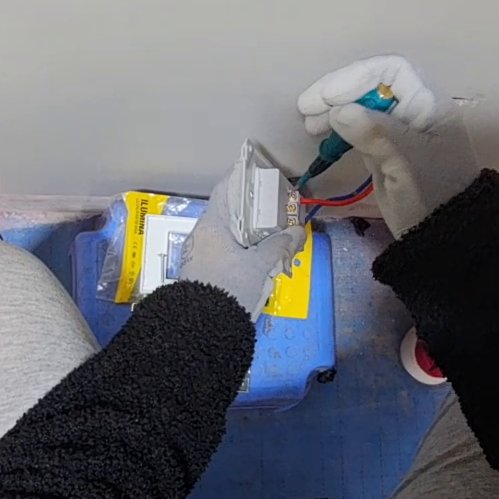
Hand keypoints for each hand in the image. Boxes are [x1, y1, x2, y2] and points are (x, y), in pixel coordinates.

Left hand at [179, 160, 308, 319]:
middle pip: (229, 213)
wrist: (202, 326)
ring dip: (249, 232)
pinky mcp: (205, 273)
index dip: (242, 178)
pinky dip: (243, 249)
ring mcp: (202, 255)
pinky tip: (259, 256)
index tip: (259, 172)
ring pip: (229, 234)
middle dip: (252, 210)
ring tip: (272, 233)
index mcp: (212, 225)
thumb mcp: (258, 264)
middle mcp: (203, 235)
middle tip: (275, 206)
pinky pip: (226, 252)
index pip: (226, 190)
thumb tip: (296, 231)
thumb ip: (278, 245)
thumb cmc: (229, 286)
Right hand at [297, 55, 482, 234]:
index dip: (358, 77)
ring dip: (333, 111)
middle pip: (372, 86)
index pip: (391, 72)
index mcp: (427, 105)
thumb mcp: (406, 162)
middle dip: (339, 94)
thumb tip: (338, 111)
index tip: (330, 97)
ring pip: (361, 107)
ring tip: (310, 126)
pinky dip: (338, 129)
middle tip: (308, 110)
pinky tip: (321, 135)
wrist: (442, 239)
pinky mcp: (385, 151)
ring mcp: (398, 132)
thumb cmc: (431, 196)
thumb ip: (375, 133)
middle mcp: (412, 111)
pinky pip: (358, 130)